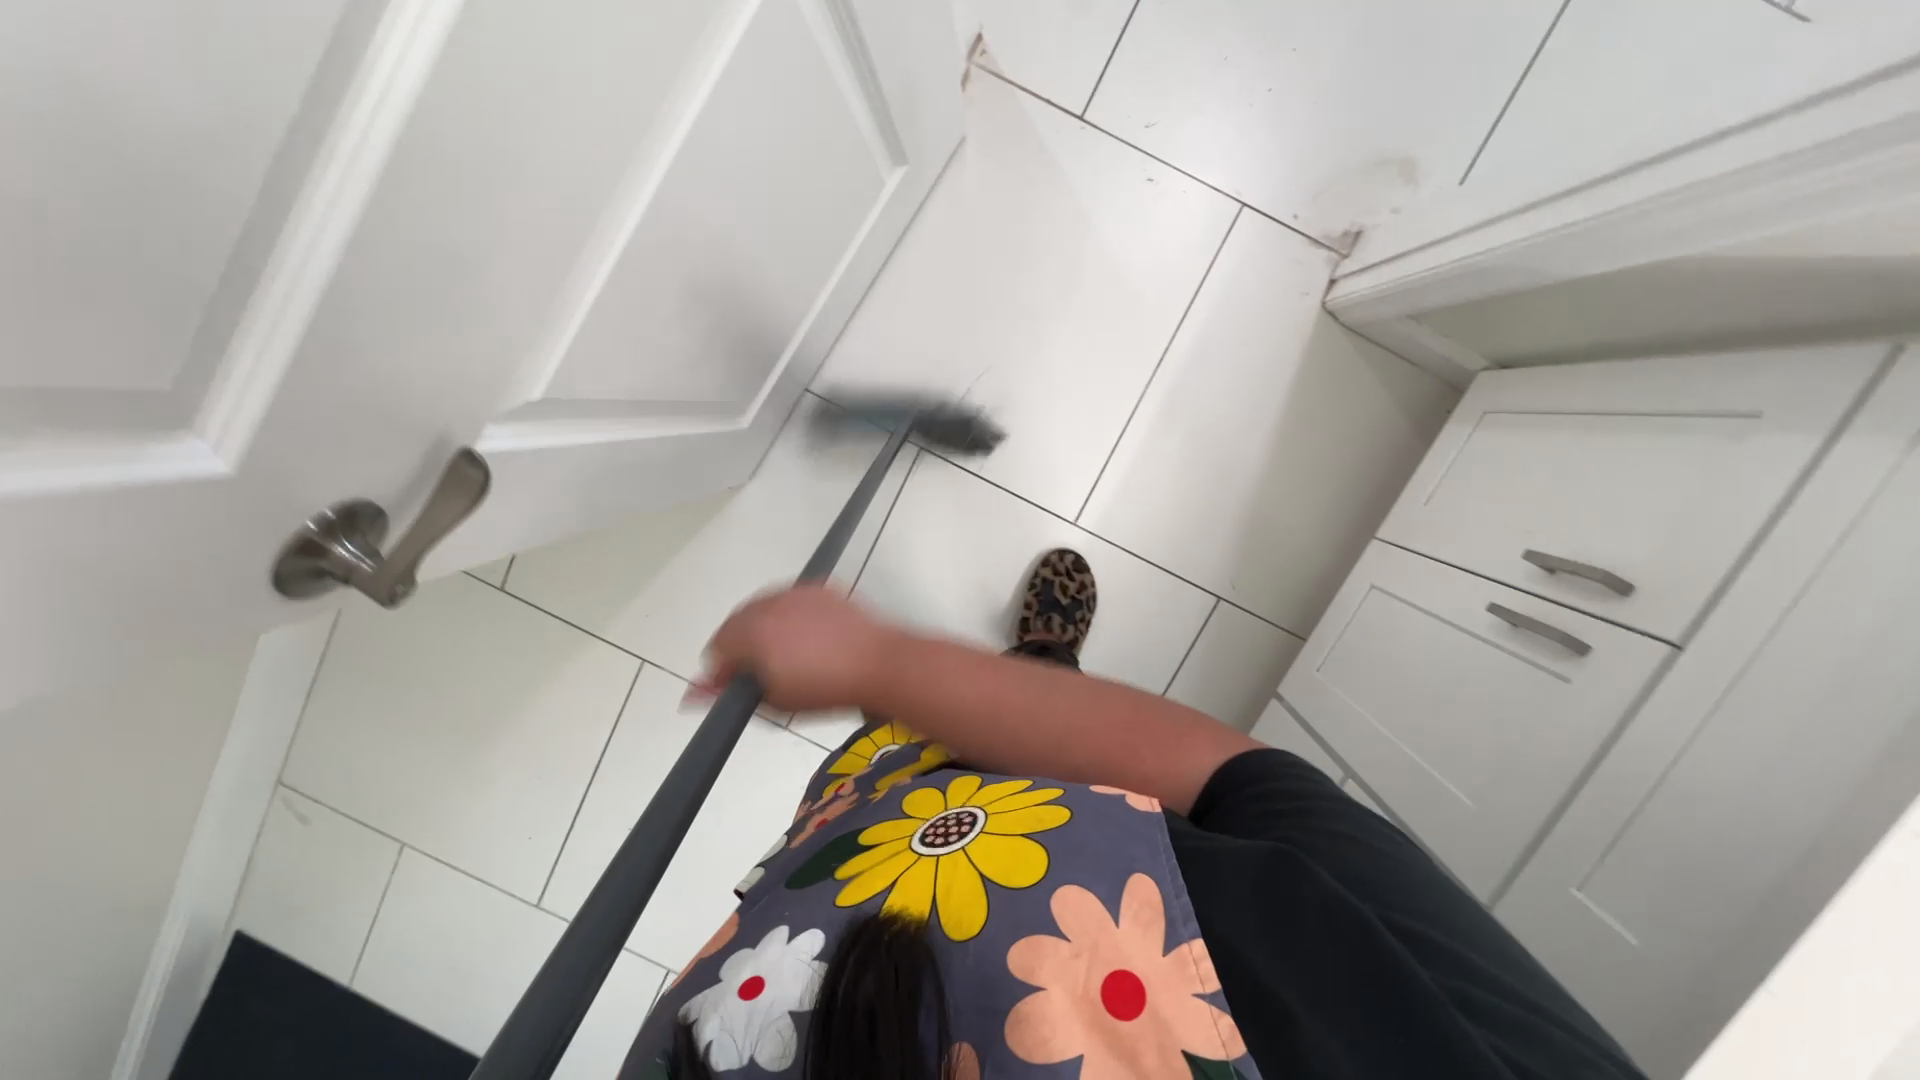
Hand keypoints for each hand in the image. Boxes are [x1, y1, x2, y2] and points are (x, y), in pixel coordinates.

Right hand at [694, 585, 900, 711]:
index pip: (717, 647)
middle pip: (738, 622)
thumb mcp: (773, 700)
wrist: (879, 664)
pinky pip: (793, 600)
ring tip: (787, 656)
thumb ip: (729, 692)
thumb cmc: (825, 688)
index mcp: (751, 631)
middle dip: (742, 646)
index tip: (734, 687)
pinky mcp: (821, 587)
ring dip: (765, 628)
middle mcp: (768, 603)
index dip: (722, 670)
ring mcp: (796, 591)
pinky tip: (808, 637)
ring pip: (764, 608)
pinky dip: (791, 615)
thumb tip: (694, 694)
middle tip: (760, 673)